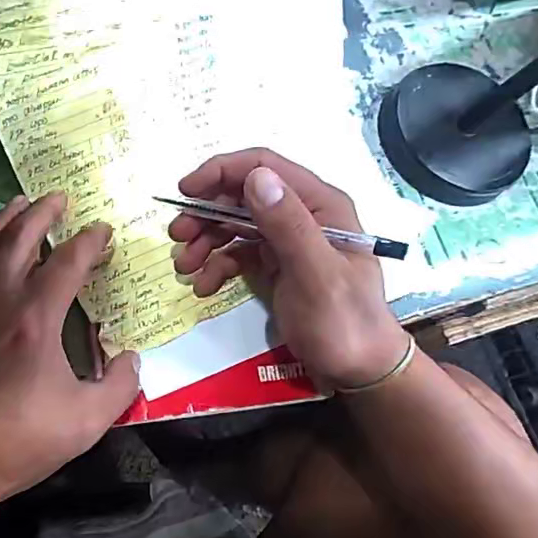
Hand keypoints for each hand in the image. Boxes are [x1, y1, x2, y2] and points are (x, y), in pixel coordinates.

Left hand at [0, 193, 140, 510]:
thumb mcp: (89, 419)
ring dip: (3, 219)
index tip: (104, 231)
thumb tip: (131, 359)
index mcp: (37, 317)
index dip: (90, 241)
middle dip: (43, 212)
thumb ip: (121, 384)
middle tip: (60, 199)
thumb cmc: (22, 440)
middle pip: (20, 237)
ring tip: (18, 204)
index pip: (68, 262)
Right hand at [169, 149, 406, 390]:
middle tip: (178, 237)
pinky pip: (241, 255)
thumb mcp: (316, 275)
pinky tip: (204, 287)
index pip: (264, 168)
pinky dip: (219, 267)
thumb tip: (254, 177)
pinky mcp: (279, 267)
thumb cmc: (344, 323)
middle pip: (244, 197)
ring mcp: (290, 242)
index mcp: (320, 205)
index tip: (185, 191)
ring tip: (184, 267)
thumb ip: (288, 226)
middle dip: (207, 213)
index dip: (222, 172)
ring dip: (207, 241)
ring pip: (237, 226)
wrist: (360, 370)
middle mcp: (303, 216)